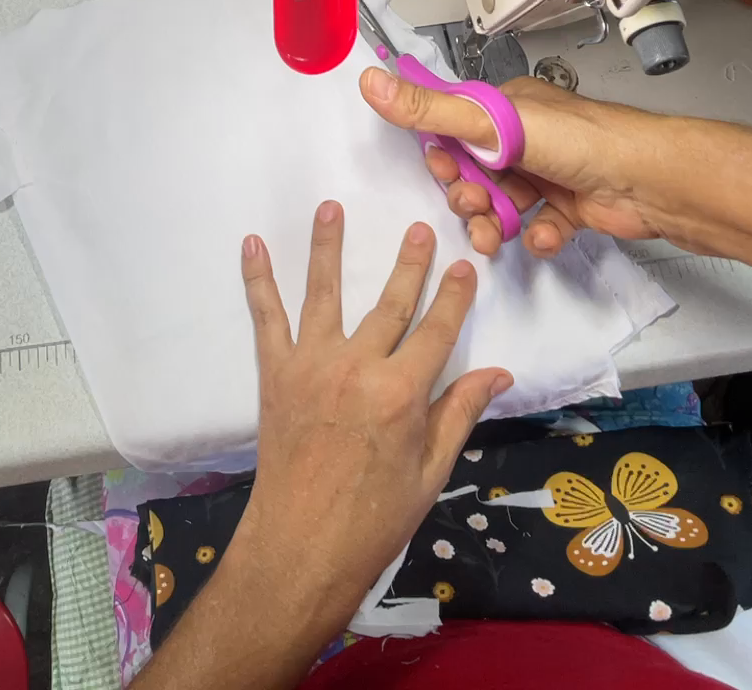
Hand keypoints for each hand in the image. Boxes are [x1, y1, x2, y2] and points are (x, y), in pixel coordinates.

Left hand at [232, 201, 512, 630]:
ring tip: (331, 207)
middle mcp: (359, 366)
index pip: (438, 331)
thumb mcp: (431, 471)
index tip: (464, 265)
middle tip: (418, 228)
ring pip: (324, 293)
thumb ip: (460, 413)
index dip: (454, 297)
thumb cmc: (375, 518)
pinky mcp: (276, 371)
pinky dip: (257, 279)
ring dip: (328, 246)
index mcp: (403, 392)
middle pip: (390, 304)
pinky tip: (253, 245)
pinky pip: (266, 317)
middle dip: (409, 264)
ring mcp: (312, 363)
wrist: (302, 545)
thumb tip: (499, 373)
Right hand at [360, 68, 665, 256]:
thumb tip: (372, 82)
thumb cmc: (580, 142)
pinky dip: (533, 234)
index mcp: (507, 109)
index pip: (456, 130)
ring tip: (496, 233)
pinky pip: (534, 224)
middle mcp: (527, 138)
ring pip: (501, 202)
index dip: (444, 157)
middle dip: (467, 195)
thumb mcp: (491, 123)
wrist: (652, 183)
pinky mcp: (569, 205)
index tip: (446, 173)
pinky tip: (541, 233)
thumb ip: (428, 110)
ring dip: (492, 222)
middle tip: (475, 203)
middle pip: (475, 172)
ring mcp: (548, 172)